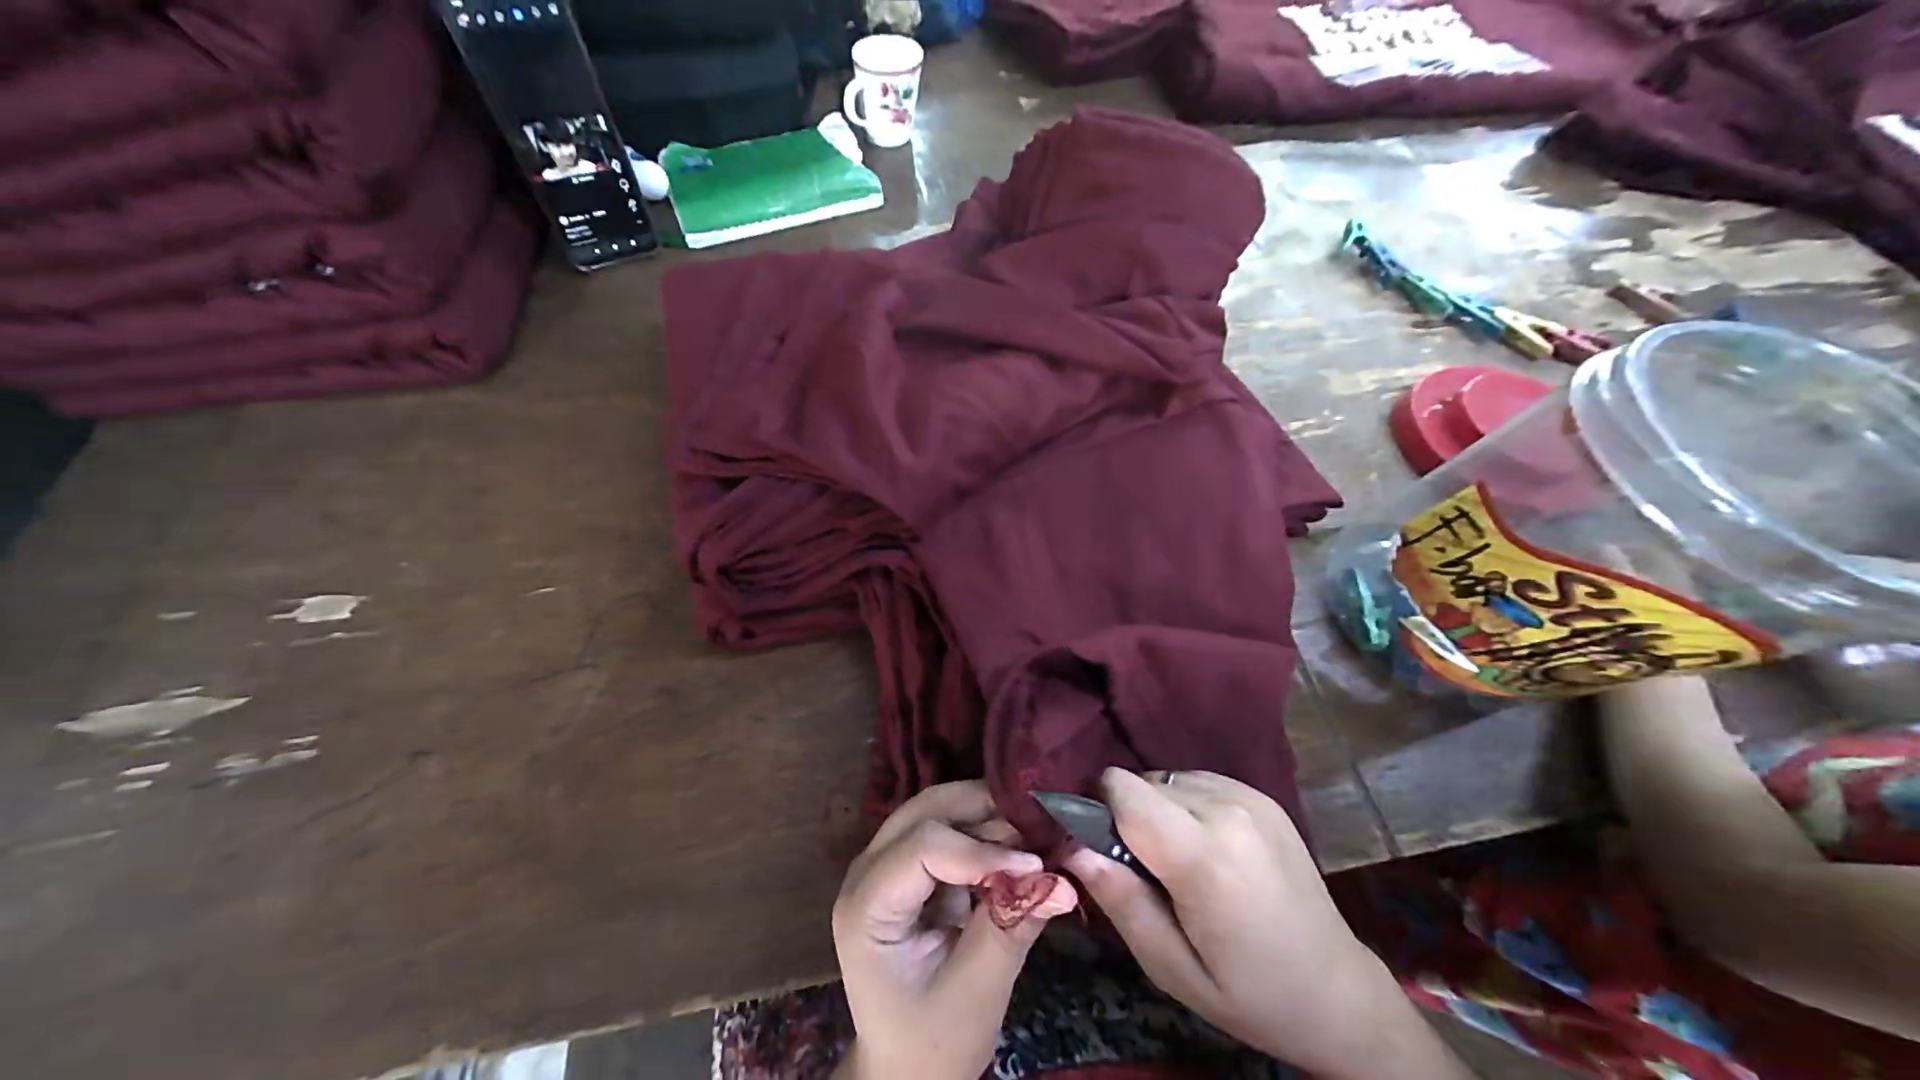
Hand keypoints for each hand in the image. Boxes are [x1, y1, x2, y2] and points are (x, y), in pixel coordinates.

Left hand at [832, 781, 1076, 1079]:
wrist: (905, 1068)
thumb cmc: (932, 1042)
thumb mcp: (976, 993)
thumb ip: (1012, 926)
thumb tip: (1063, 881)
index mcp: (867, 906)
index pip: (924, 847)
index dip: (981, 849)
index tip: (1035, 866)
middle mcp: (867, 871)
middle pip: (926, 811)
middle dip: (984, 812)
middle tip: (1039, 829)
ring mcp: (886, 865)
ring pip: (938, 810)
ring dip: (986, 815)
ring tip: (1034, 835)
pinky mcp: (910, 869)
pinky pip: (948, 829)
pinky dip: (984, 831)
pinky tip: (1018, 846)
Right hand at [1066, 769, 1470, 1079]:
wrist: (1338, 991)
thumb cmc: (1248, 993)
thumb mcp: (1170, 968)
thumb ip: (1119, 899)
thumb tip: (1071, 846)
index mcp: (1204, 855)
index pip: (1121, 789)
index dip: (1098, 813)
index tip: (1102, 853)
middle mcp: (1228, 809)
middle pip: (1140, 783)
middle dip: (1126, 817)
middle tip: (1145, 872)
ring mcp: (1249, 796)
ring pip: (1164, 779)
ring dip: (1156, 812)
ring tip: (1179, 864)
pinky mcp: (1262, 795)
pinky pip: (1194, 782)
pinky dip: (1183, 807)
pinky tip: (1206, 849)